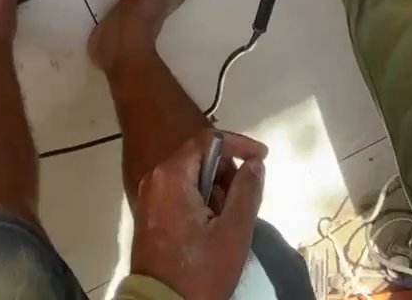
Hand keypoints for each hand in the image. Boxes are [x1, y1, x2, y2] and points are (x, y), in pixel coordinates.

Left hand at [130, 130, 267, 299]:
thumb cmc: (200, 271)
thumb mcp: (233, 232)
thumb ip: (247, 190)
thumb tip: (254, 163)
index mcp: (172, 175)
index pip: (209, 139)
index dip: (239, 144)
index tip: (262, 157)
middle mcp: (155, 178)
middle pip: (199, 157)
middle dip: (226, 172)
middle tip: (243, 198)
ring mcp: (149, 197)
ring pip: (191, 176)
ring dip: (215, 189)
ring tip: (229, 218)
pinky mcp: (149, 215)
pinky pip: (180, 192)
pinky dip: (200, 200)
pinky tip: (213, 225)